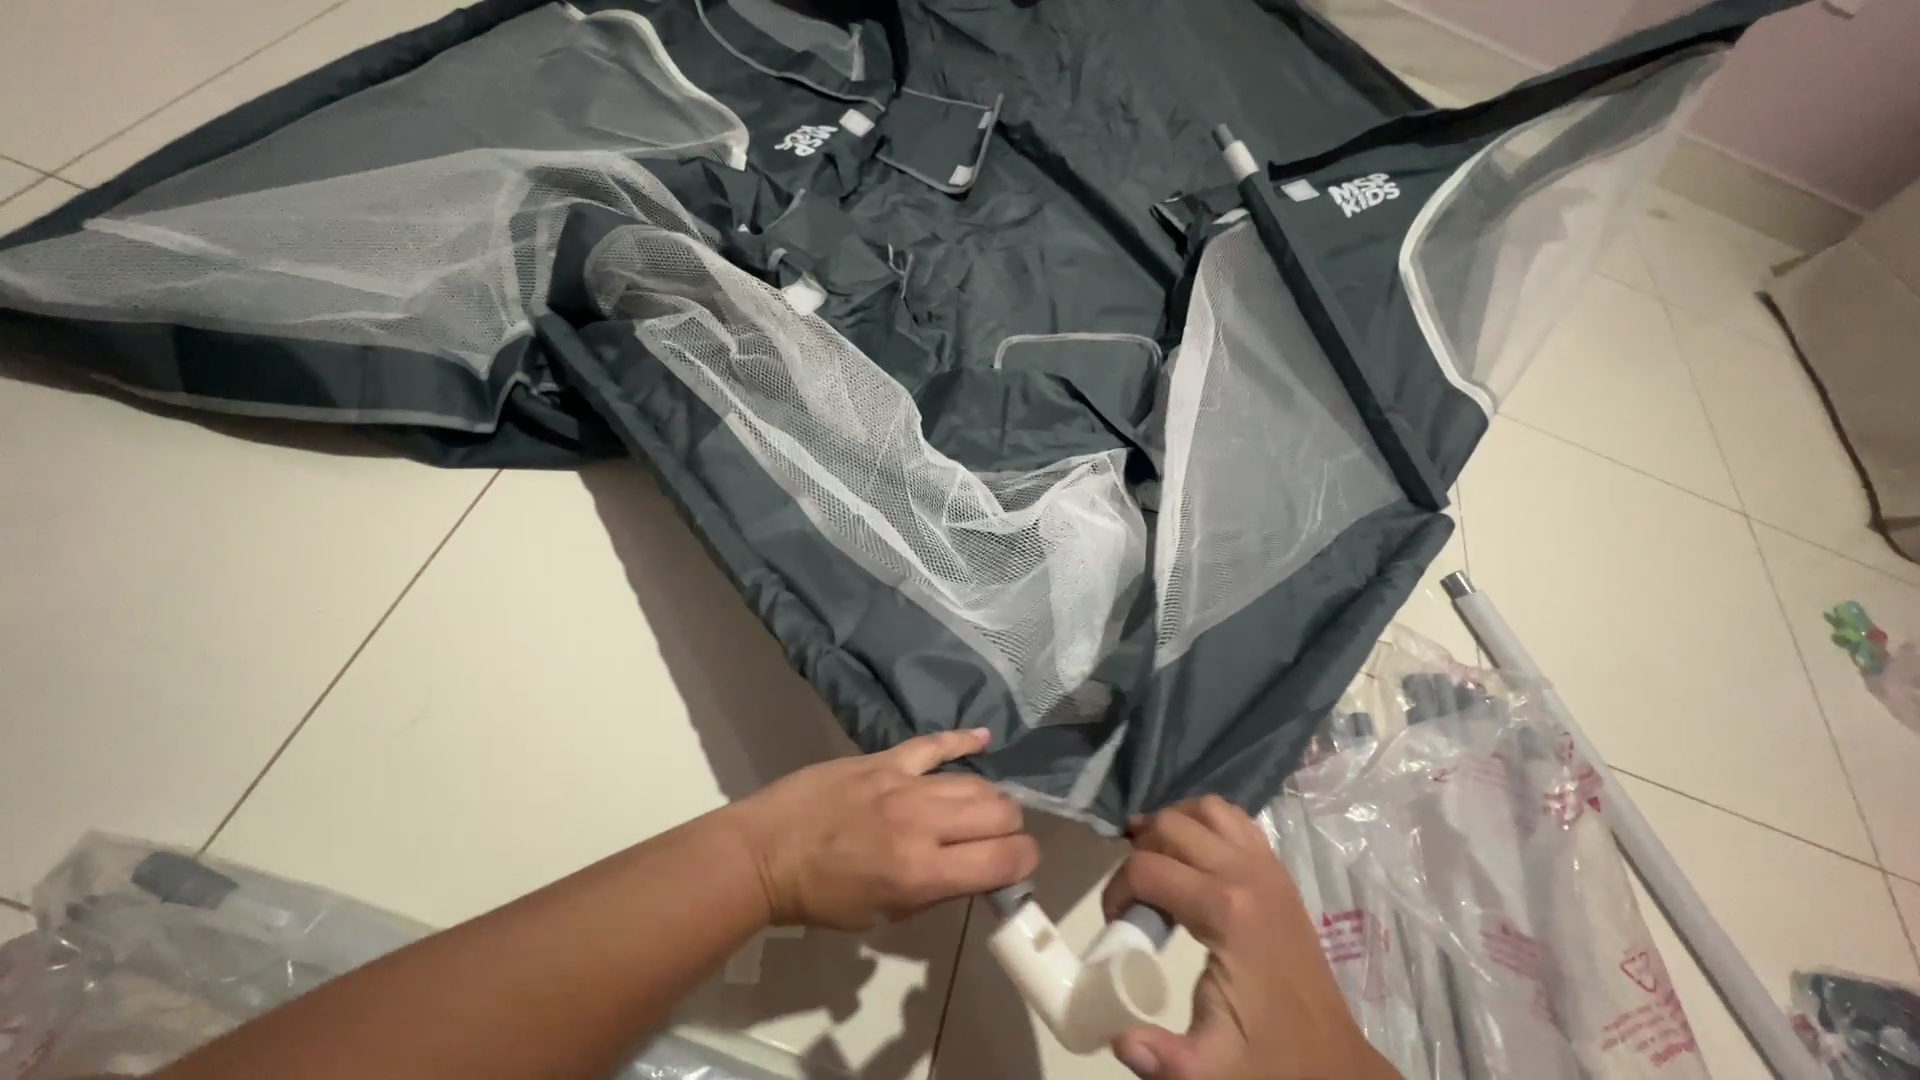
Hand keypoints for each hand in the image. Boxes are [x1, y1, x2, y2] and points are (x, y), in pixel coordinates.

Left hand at [721, 728, 1039, 929]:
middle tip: (997, 840)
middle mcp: (922, 823)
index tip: (1018, 865)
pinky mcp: (884, 759)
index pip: (1005, 859)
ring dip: (990, 798)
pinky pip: (934, 744)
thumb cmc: (821, 897)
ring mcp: (903, 784)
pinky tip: (984, 737)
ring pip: (975, 781)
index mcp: (923, 872)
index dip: (1024, 862)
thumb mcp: (885, 914)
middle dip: (1011, 829)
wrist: (765, 854)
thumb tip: (977, 874)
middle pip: (999, 812)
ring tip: (985, 809)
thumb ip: (937, 892)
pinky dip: (963, 739)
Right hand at [1102, 797, 1395, 1079]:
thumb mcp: (1210, 1067)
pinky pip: (1235, 821)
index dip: (1118, 890)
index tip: (1114, 921)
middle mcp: (1247, 873)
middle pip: (1172, 824)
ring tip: (1155, 861)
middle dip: (1139, 851)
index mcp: (1226, 910)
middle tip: (1132, 895)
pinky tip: (1193, 859)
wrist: (1330, 1061)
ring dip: (1173, 826)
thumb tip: (1118, 1039)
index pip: (1147, 868)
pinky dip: (1205, 825)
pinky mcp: (1279, 871)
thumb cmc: (1268, 1057)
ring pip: (1206, 809)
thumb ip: (1163, 1057)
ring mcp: (1268, 866)